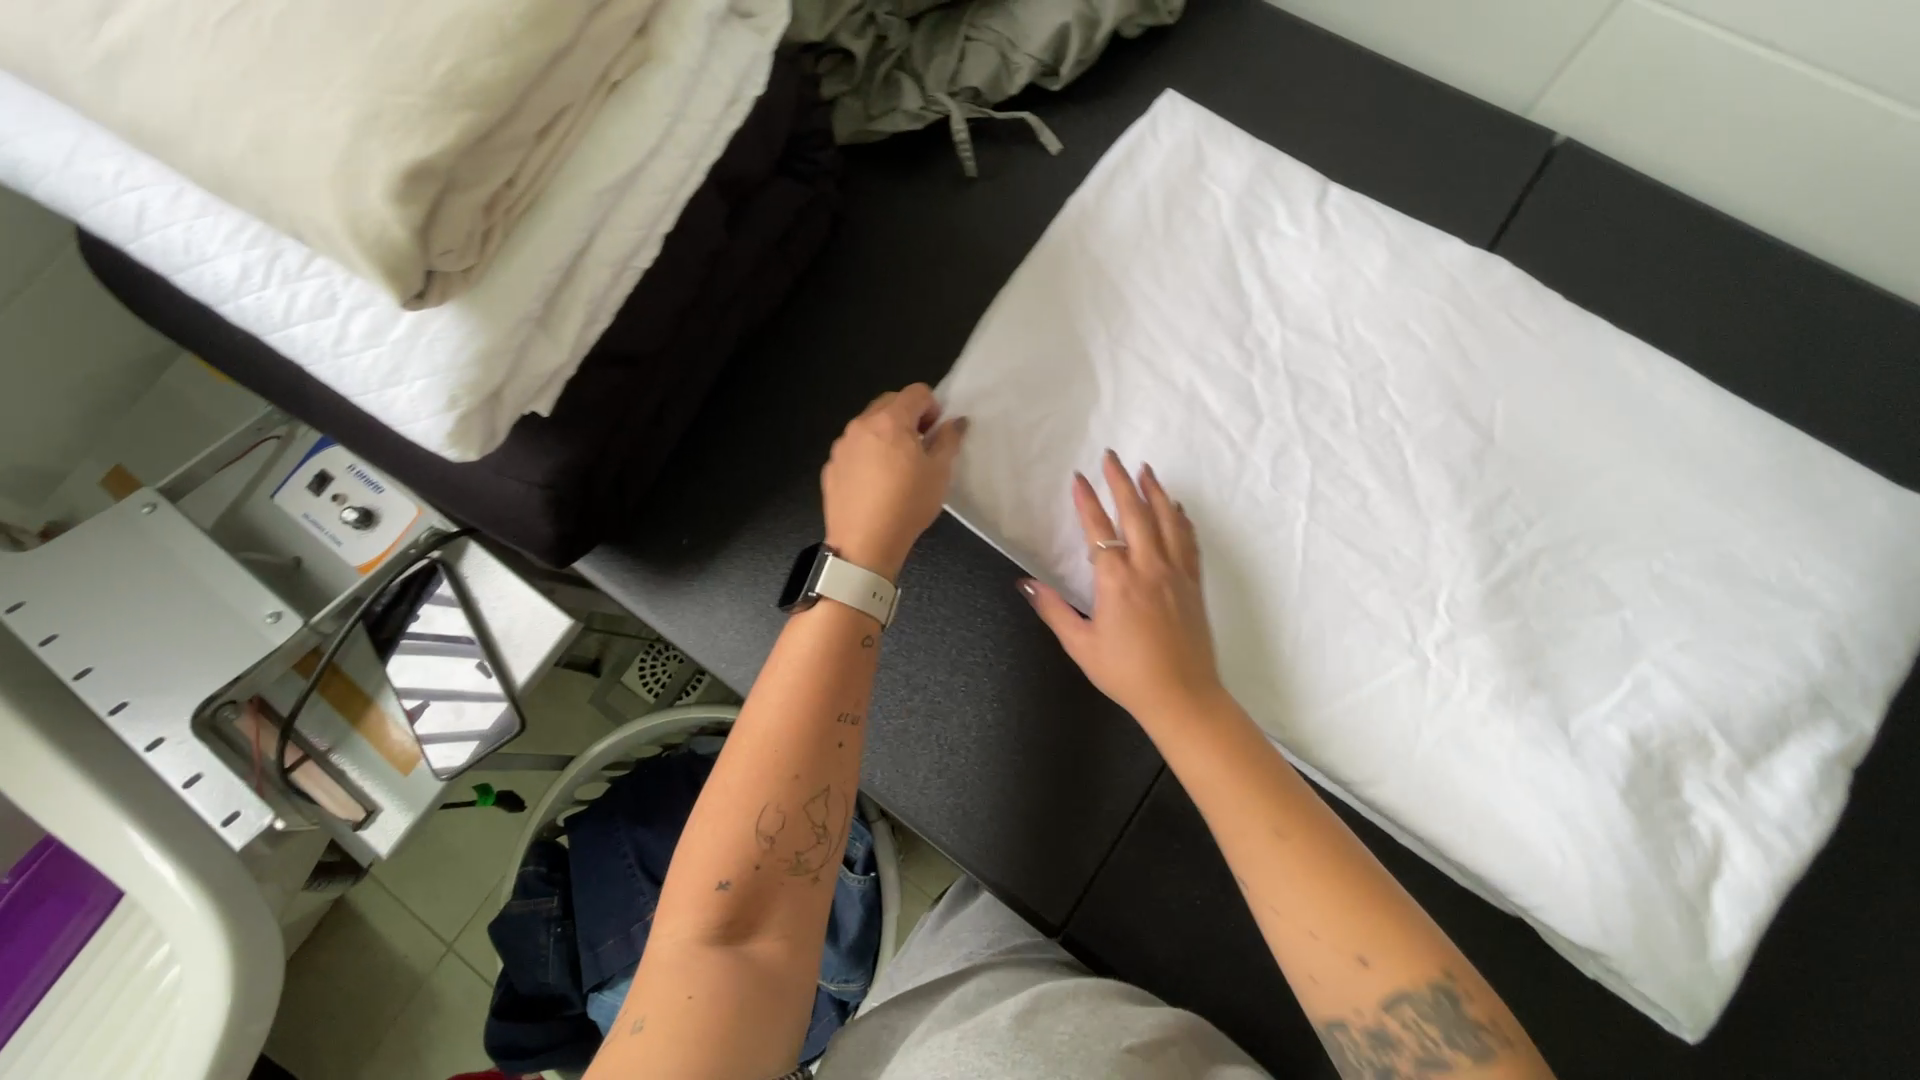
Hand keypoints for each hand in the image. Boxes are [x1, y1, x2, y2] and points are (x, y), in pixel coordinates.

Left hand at [821, 383, 967, 580]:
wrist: (864, 544)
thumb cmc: (908, 505)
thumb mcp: (940, 473)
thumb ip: (949, 440)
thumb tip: (956, 421)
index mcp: (891, 420)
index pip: (916, 392)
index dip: (933, 407)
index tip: (936, 433)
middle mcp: (861, 425)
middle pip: (889, 403)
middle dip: (908, 416)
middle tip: (920, 447)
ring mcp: (841, 446)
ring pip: (868, 426)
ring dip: (886, 435)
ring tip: (897, 468)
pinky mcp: (830, 467)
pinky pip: (853, 449)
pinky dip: (867, 455)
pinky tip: (875, 484)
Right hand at [1022, 451, 1225, 724]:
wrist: (1182, 695)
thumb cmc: (1126, 673)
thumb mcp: (1081, 645)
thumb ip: (1053, 610)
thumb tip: (1026, 584)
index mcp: (1116, 581)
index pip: (1098, 529)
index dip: (1087, 501)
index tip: (1079, 478)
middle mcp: (1148, 568)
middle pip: (1135, 513)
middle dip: (1122, 481)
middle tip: (1112, 457)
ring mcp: (1176, 574)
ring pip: (1166, 520)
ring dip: (1155, 491)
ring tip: (1145, 470)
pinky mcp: (1194, 584)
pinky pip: (1188, 541)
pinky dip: (1181, 519)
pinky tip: (1176, 508)